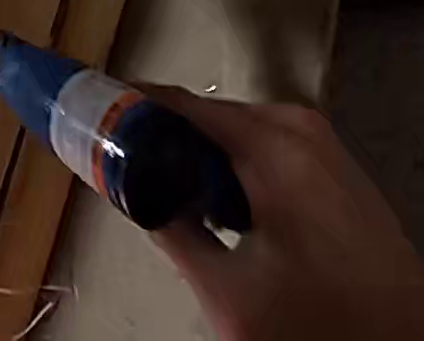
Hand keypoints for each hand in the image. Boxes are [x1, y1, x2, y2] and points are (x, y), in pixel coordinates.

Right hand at [145, 90, 423, 340]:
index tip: (93, 116)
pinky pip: (259, 143)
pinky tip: (217, 201)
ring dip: (195, 151)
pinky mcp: (330, 161)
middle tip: (124, 162)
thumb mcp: (231, 294)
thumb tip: (134, 192)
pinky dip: (228, 161)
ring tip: (164, 186)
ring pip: (230, 129)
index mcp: (269, 144)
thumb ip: (173, 234)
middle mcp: (294, 125)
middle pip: (204, 113)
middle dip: (161, 135)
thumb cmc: (325, 324)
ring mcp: (317, 140)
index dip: (130, 106)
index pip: (178, 103)